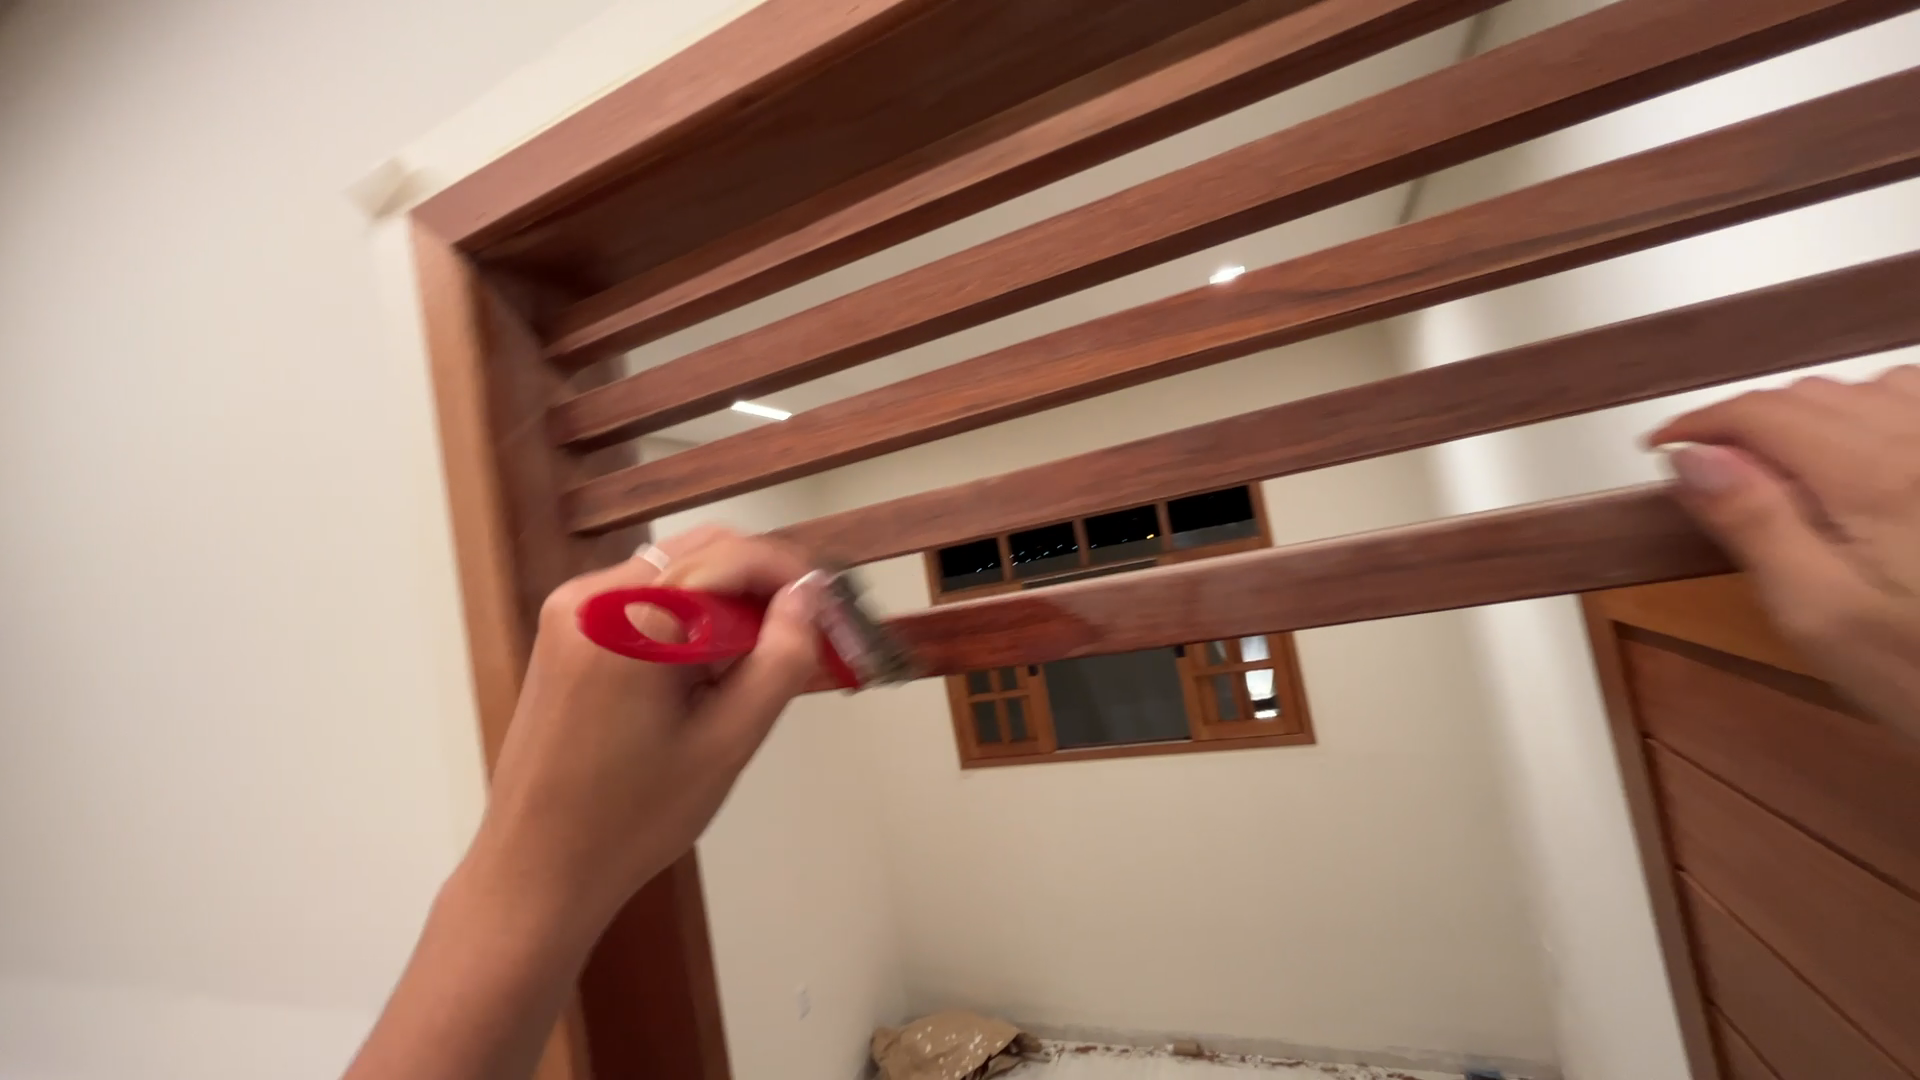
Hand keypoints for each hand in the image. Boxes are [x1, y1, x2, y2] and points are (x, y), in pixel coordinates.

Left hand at [344, 527, 823, 1079]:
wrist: (536, 870)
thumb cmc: (636, 818)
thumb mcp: (730, 741)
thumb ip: (781, 657)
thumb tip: (809, 594)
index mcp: (627, 621)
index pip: (729, 556)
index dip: (788, 572)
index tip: (825, 607)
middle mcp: (589, 596)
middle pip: (702, 550)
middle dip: (760, 583)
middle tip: (798, 633)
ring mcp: (569, 609)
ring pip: (678, 568)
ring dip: (726, 598)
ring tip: (749, 664)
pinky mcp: (565, 629)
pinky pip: (647, 593)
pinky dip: (689, 613)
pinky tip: (702, 668)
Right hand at [1651, 366, 1919, 739]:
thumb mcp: (1817, 612)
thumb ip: (1753, 524)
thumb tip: (1689, 457)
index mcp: (1876, 481)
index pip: (1762, 413)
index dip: (1697, 423)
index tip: (1658, 451)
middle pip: (1817, 394)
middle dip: (1747, 421)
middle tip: (1711, 473)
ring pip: (1881, 386)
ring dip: (1813, 412)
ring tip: (1782, 463)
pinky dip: (1882, 410)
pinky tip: (1867, 454)